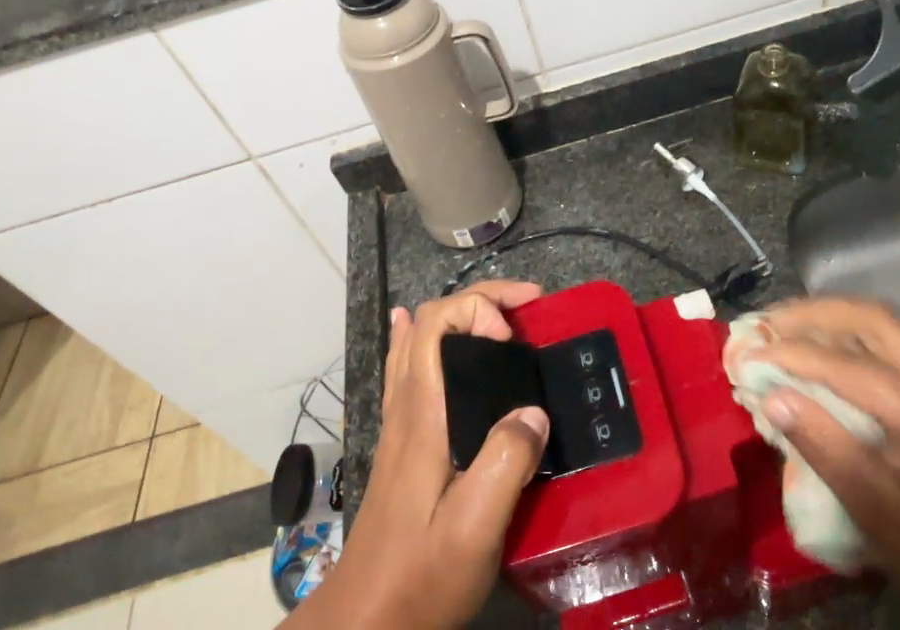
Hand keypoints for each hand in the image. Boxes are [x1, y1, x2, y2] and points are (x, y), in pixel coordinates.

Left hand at [288, 281, 549, 629]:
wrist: (365, 619)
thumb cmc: (420, 574)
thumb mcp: (475, 527)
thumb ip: (505, 463)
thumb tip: (534, 411)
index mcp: (422, 416)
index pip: (434, 324)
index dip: (478, 308)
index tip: (518, 334)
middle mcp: (405, 408)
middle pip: (425, 323)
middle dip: (478, 301)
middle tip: (528, 312)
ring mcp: (399, 426)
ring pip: (416, 345)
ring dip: (461, 320)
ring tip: (504, 323)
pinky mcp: (402, 446)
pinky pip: (409, 372)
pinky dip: (429, 343)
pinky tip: (435, 343)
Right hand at [744, 296, 899, 628]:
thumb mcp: (875, 507)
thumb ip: (822, 445)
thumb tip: (772, 394)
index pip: (840, 361)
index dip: (788, 353)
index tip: (747, 354)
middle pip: (870, 318)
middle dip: (814, 313)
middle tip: (769, 322)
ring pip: (888, 327)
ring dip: (838, 319)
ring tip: (793, 328)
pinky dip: (860, 338)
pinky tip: (836, 356)